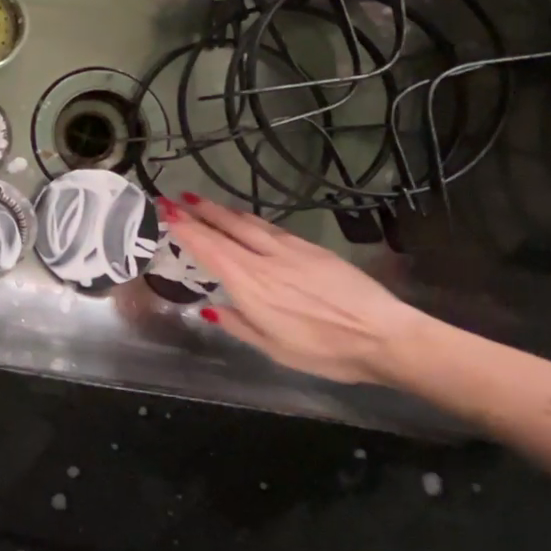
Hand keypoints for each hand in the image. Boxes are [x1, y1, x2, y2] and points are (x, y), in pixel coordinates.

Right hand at [161, 195, 431, 383]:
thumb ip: (239, 325)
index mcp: (250, 285)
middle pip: (225, 228)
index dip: (185, 228)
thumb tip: (209, 309)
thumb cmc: (326, 352)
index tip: (165, 212)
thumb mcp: (275, 349)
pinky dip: (250, 218)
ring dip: (221, 210)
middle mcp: (265, 260)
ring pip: (248, 223)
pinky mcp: (313, 249)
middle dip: (196, 212)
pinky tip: (245, 217)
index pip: (208, 248)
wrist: (385, 337)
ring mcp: (291, 251)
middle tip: (173, 198)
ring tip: (201, 200)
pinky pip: (272, 227)